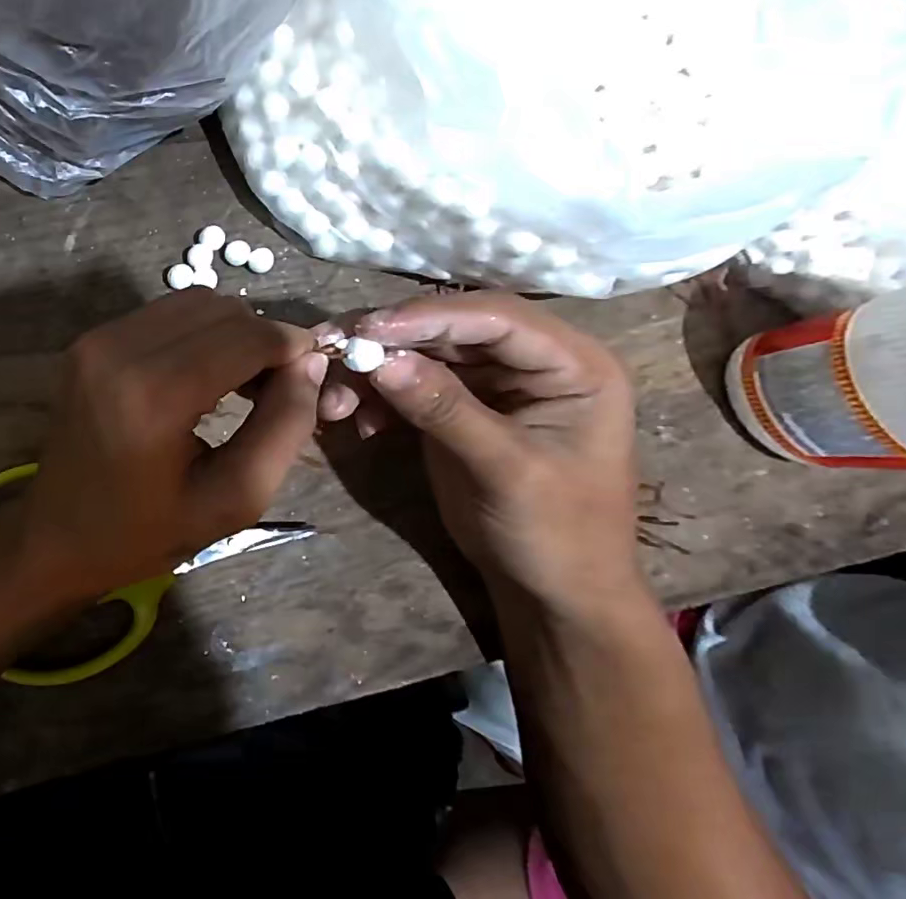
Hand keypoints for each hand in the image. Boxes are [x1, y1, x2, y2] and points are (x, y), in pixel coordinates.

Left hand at [13, 290, 325, 603]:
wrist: (56, 535)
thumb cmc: (145, 532)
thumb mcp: (234, 499)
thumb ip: (284, 427)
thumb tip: (309, 362)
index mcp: (154, 394)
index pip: (246, 336)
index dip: (291, 346)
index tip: (311, 374)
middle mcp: (119, 350)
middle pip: (220, 309)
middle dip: (261, 338)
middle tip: (275, 388)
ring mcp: (97, 341)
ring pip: (191, 303)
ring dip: (229, 332)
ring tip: (241, 383)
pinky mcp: (87, 342)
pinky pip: (161, 315)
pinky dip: (195, 334)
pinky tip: (202, 376)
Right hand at [315, 293, 643, 611]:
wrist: (550, 589)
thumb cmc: (556, 532)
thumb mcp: (505, 470)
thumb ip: (445, 410)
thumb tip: (381, 361)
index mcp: (571, 364)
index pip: (494, 318)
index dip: (428, 317)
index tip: (364, 331)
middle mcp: (529, 361)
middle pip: (448, 328)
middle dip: (388, 341)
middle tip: (333, 354)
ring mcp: (489, 383)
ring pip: (419, 353)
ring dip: (371, 371)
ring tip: (334, 403)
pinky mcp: (455, 405)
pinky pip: (406, 383)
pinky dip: (375, 396)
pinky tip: (356, 421)